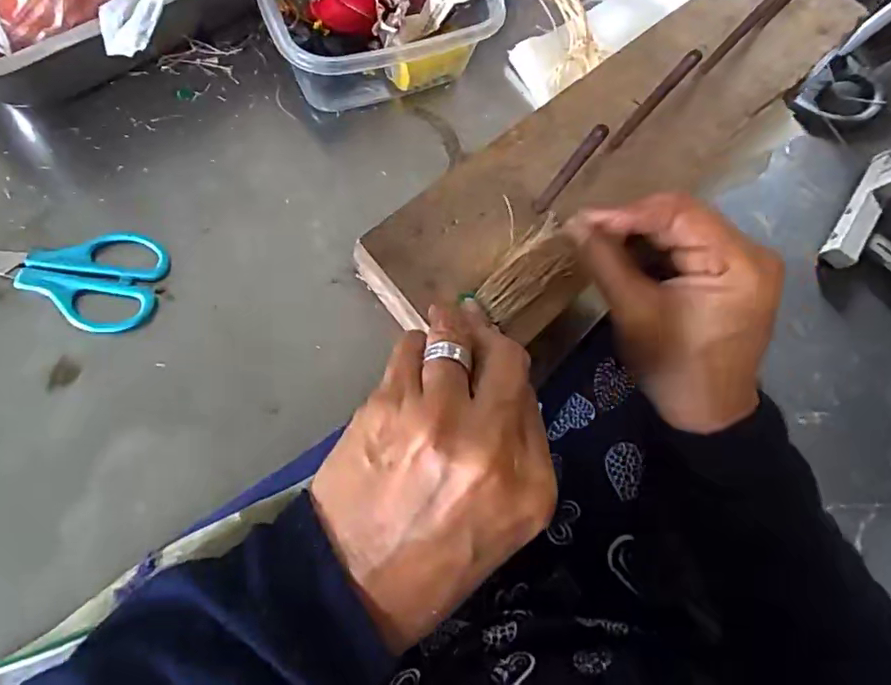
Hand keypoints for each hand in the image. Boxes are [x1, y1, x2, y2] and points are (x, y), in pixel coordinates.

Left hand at [309, 301, 556, 652]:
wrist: (360, 576)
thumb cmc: (438, 555)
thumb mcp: (503, 520)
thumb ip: (516, 451)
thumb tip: (502, 385)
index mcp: (530, 482)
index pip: (530, 391)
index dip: (508, 359)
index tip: (495, 340)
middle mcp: (487, 444)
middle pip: (499, 357)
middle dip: (483, 330)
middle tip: (469, 313)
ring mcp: (434, 420)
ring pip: (446, 343)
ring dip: (441, 329)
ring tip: (437, 323)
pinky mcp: (387, 406)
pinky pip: (405, 351)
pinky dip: (410, 345)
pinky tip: (409, 352)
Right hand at [566, 192, 781, 433]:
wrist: (706, 410)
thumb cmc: (673, 363)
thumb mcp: (632, 309)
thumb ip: (604, 259)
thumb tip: (574, 221)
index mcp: (739, 262)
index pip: (678, 213)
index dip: (626, 212)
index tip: (581, 222)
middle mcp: (749, 252)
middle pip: (680, 214)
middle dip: (629, 220)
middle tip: (586, 231)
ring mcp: (741, 261)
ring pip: (678, 225)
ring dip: (636, 231)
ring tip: (598, 241)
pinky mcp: (728, 271)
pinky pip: (682, 242)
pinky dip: (649, 245)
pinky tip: (622, 254)